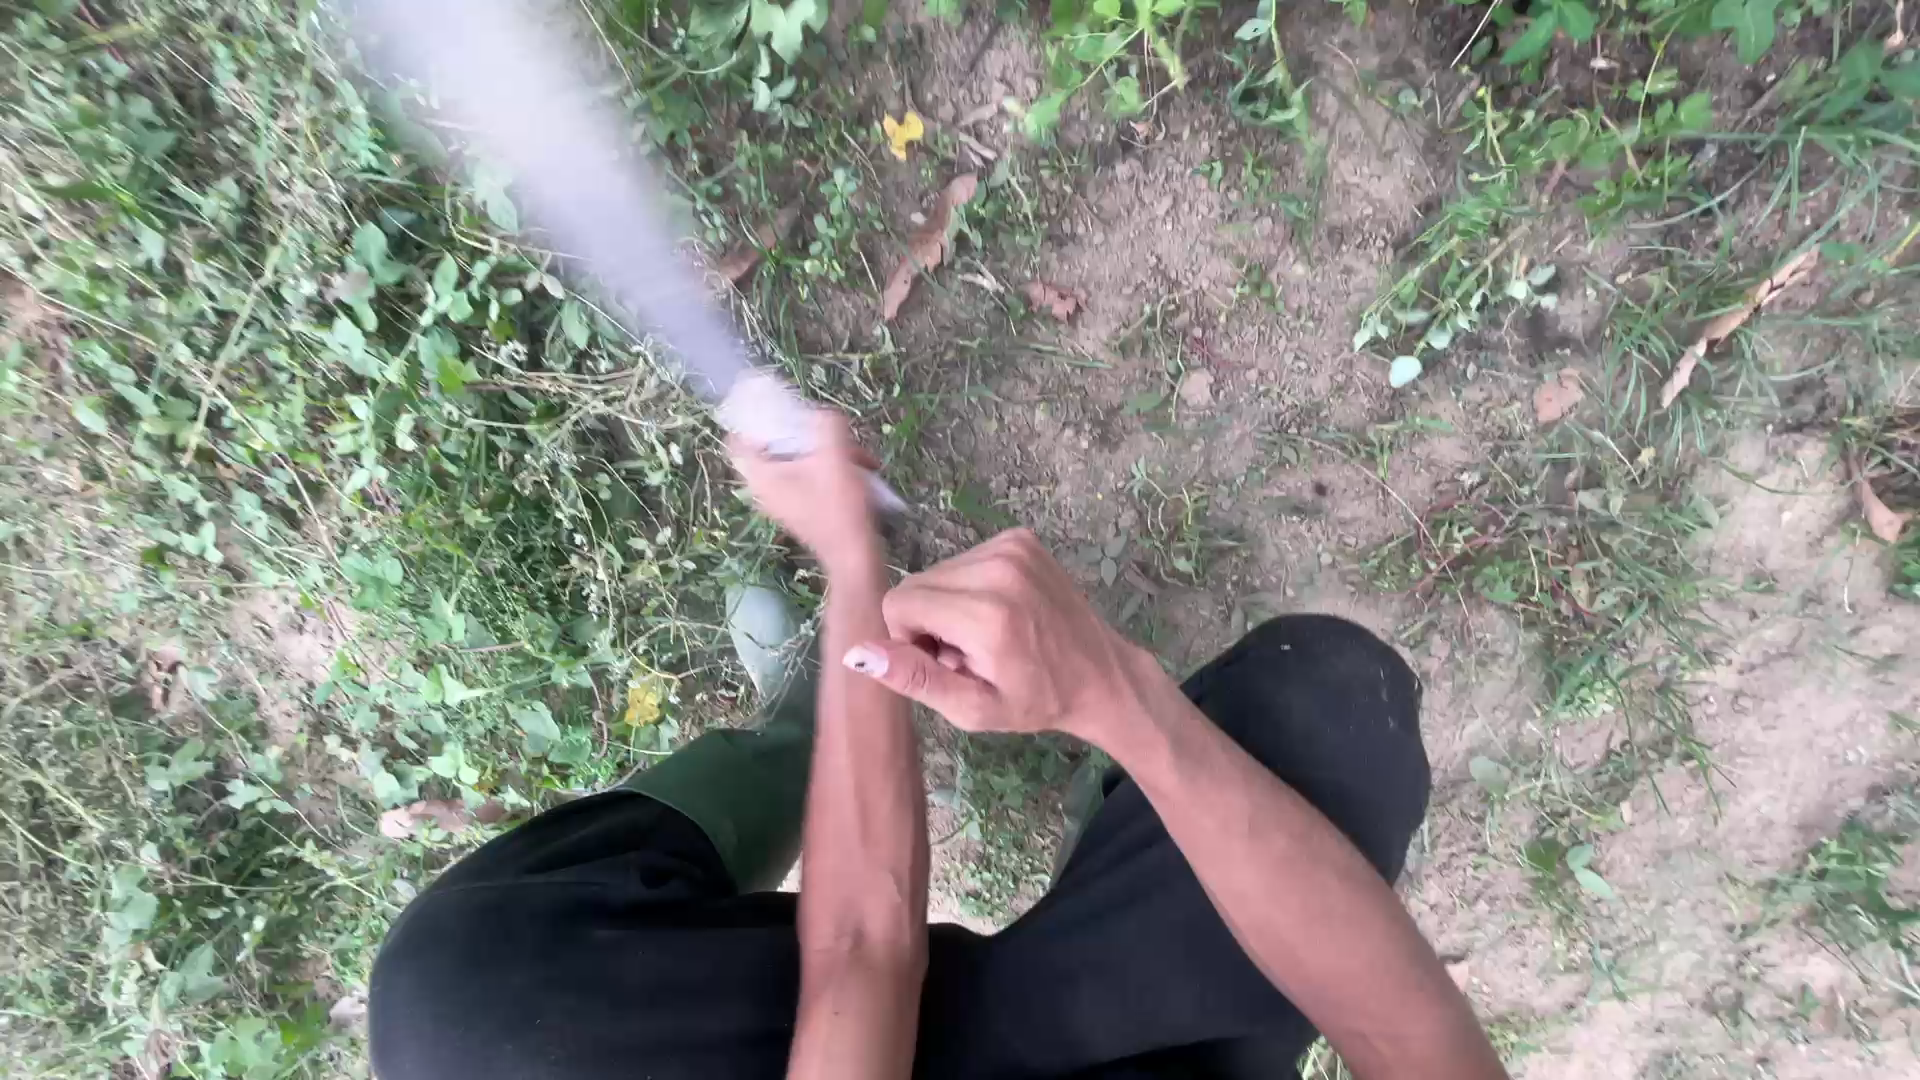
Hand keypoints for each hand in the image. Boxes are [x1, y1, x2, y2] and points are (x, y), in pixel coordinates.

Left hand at [728, 411, 880, 574]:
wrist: (855, 556)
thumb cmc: (839, 510)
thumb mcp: (834, 459)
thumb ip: (826, 425)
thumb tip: (822, 415)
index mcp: (762, 476)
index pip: (738, 439)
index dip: (755, 419)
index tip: (781, 409)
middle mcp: (767, 488)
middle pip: (777, 445)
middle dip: (810, 435)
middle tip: (835, 435)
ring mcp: (785, 500)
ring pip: (800, 460)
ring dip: (830, 451)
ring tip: (859, 457)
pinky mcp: (804, 507)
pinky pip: (812, 476)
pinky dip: (833, 469)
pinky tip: (860, 471)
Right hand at [842, 529, 1158, 742]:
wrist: (1100, 673)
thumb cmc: (1035, 700)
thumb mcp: (973, 707)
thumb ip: (914, 677)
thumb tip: (857, 652)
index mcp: (986, 614)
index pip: (898, 604)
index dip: (909, 638)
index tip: (944, 661)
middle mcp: (997, 568)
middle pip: (916, 584)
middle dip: (927, 620)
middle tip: (967, 651)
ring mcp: (1012, 547)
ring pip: (938, 571)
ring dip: (949, 603)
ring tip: (987, 634)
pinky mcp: (1021, 537)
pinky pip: (964, 558)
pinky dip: (971, 586)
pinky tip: (1000, 612)